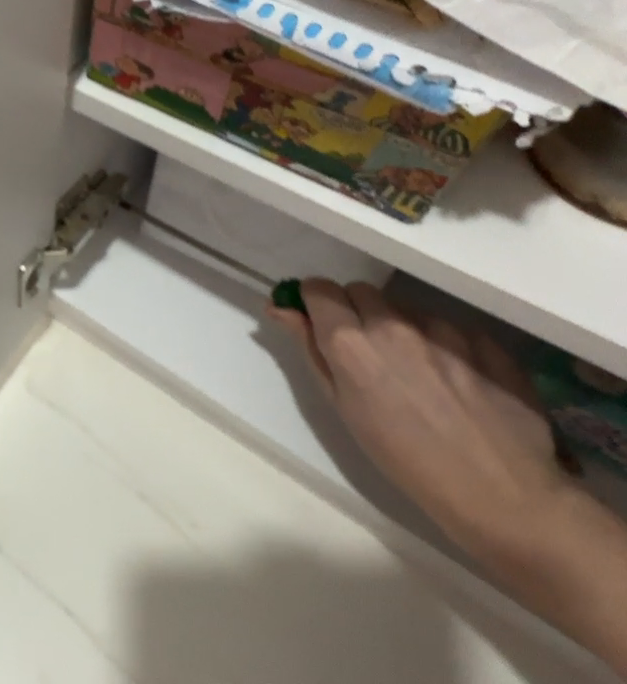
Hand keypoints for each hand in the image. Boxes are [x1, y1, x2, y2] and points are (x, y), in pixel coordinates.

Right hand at [266, 279, 575, 561]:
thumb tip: (281, 308)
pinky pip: (450, 327)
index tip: (319, 321)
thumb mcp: (340, 404)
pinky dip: (441, 342)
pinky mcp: (487, 342)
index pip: (319, 289)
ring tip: (415, 369)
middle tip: (365, 348)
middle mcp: (394, 326)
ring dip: (400, 327)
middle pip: (361, 291)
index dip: (315, 303)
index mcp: (349, 342)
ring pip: (406, 309)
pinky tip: (452, 377)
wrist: (498, 489)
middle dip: (355, 310)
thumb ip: (310, 348)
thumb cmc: (401, 455)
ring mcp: (445, 332)